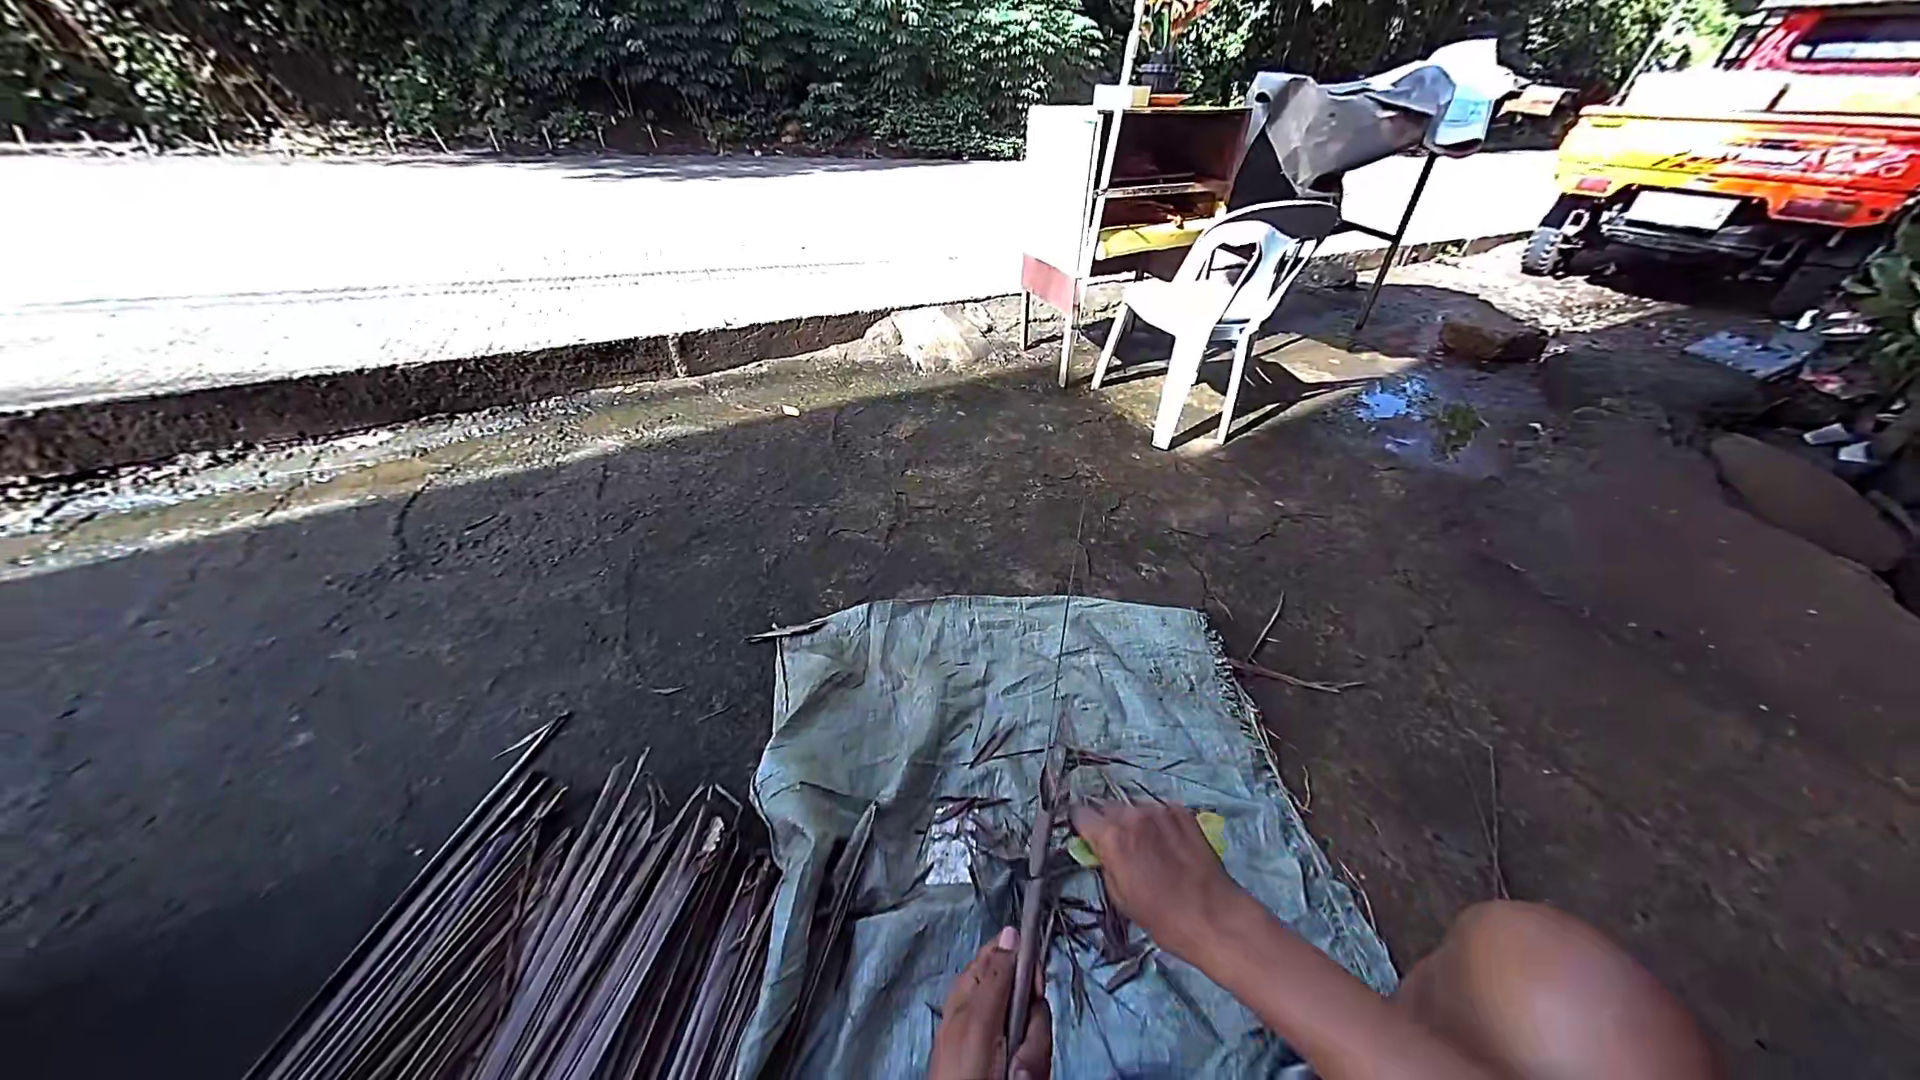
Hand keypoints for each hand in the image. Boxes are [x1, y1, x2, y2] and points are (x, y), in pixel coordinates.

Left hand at [928, 926, 1051, 1079]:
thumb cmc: (964, 1072)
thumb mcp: (977, 1020)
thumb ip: (997, 977)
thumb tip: (1011, 930)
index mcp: (974, 989)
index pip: (1008, 955)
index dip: (1026, 967)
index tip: (1033, 985)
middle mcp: (992, 1009)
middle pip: (1031, 996)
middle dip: (1032, 1024)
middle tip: (1017, 1046)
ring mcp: (1006, 1039)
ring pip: (1040, 1029)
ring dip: (1033, 1055)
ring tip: (1014, 1075)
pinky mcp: (1019, 1065)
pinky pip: (1040, 1057)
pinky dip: (1034, 1072)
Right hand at [1069, 801, 1250, 963]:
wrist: (1215, 917)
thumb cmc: (1163, 917)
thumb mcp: (1120, 898)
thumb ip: (1104, 864)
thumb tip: (1099, 850)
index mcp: (1112, 836)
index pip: (1081, 813)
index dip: (1082, 826)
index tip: (1088, 838)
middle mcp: (1132, 815)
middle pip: (1107, 807)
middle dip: (1109, 823)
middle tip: (1121, 848)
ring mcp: (1159, 810)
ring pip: (1134, 808)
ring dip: (1134, 822)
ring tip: (1150, 847)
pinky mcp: (1182, 811)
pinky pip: (1159, 811)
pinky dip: (1158, 823)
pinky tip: (1170, 844)